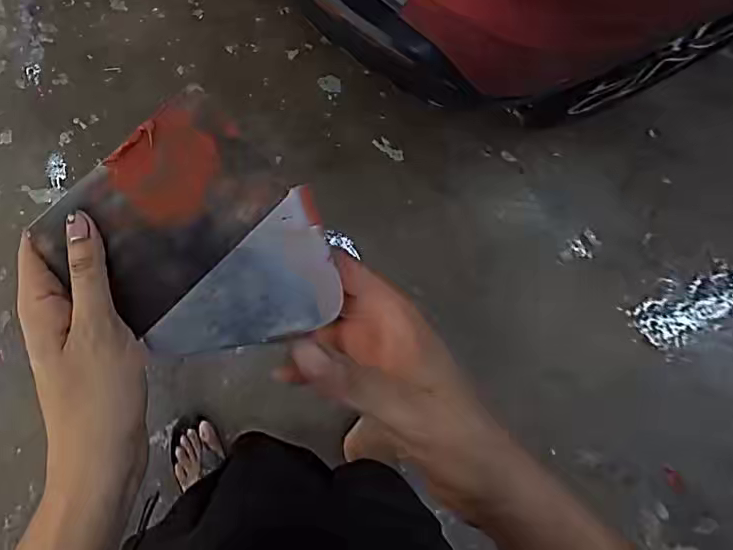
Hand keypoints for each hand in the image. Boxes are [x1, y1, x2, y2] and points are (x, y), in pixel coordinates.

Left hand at [16, 213, 147, 549]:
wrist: (105, 464)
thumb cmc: (95, 396)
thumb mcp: (95, 325)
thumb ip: (87, 271)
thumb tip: (76, 220)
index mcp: (38, 304)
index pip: (34, 245)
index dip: (58, 217)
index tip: (93, 193)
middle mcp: (48, 311)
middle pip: (59, 257)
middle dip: (85, 232)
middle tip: (124, 207)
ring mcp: (70, 328)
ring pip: (82, 278)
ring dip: (103, 257)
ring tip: (137, 230)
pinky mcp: (91, 342)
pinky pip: (98, 299)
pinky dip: (114, 282)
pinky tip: (142, 272)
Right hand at [279, 252, 626, 549]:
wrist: (485, 481)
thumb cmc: (451, 429)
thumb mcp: (399, 404)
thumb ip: (347, 377)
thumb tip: (293, 347)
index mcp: (391, 313)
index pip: (344, 268)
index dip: (309, 255)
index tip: (268, 252)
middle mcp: (377, 325)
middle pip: (328, 295)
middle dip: (293, 292)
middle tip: (248, 290)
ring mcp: (372, 354)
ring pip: (326, 329)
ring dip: (297, 330)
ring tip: (255, 327)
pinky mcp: (369, 381)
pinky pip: (331, 363)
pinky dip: (309, 365)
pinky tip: (282, 374)